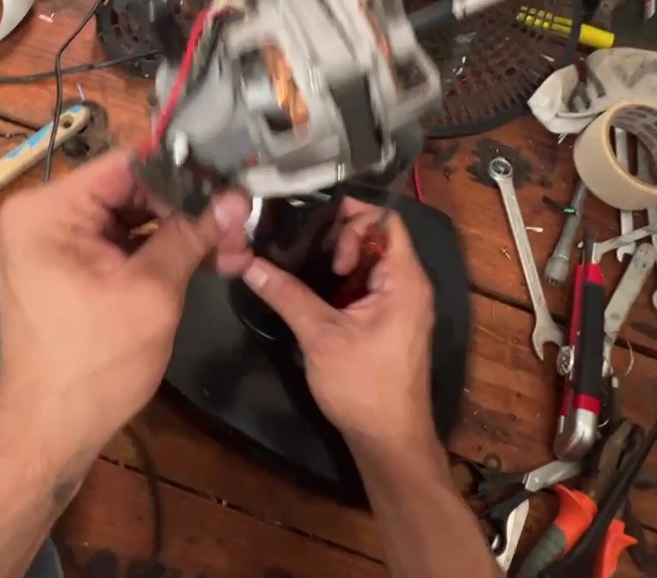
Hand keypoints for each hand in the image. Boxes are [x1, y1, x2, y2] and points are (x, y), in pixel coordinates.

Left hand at [0, 150, 218, 470]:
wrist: (48, 435)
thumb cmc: (95, 363)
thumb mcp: (151, 292)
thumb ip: (193, 235)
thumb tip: (237, 198)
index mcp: (49, 209)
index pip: (128, 164)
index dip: (185, 172)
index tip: (232, 182)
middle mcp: (46, 214)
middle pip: (132, 191)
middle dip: (188, 209)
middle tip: (241, 224)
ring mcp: (57, 241)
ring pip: (133, 217)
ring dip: (181, 232)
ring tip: (234, 247)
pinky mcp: (71, 266)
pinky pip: (122, 243)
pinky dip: (160, 252)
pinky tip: (207, 259)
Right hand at [243, 202, 440, 458]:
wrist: (388, 443)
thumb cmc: (364, 385)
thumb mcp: (321, 336)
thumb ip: (287, 295)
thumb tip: (249, 264)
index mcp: (404, 279)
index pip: (386, 221)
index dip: (353, 213)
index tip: (317, 224)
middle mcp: (407, 284)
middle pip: (375, 236)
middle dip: (339, 236)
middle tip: (307, 251)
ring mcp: (398, 303)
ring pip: (367, 261)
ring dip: (336, 259)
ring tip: (301, 264)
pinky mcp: (386, 320)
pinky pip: (364, 284)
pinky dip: (339, 280)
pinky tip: (310, 287)